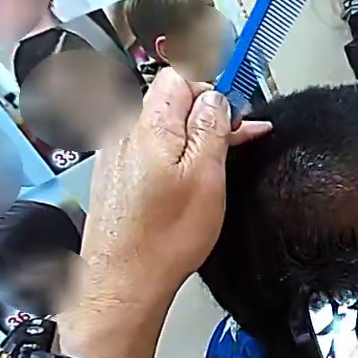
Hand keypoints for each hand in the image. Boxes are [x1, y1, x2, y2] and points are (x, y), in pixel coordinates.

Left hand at [60, 70, 268, 357]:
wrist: (125, 279)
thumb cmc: (165, 236)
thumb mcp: (206, 175)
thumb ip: (211, 127)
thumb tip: (216, 97)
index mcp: (148, 126)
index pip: (179, 78)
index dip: (213, 89)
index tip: (237, 109)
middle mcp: (124, 133)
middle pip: (170, 100)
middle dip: (208, 111)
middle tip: (242, 132)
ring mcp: (116, 154)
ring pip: (162, 126)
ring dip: (194, 133)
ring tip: (224, 153)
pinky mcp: (116, 176)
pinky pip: (150, 148)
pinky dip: (176, 152)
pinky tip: (195, 172)